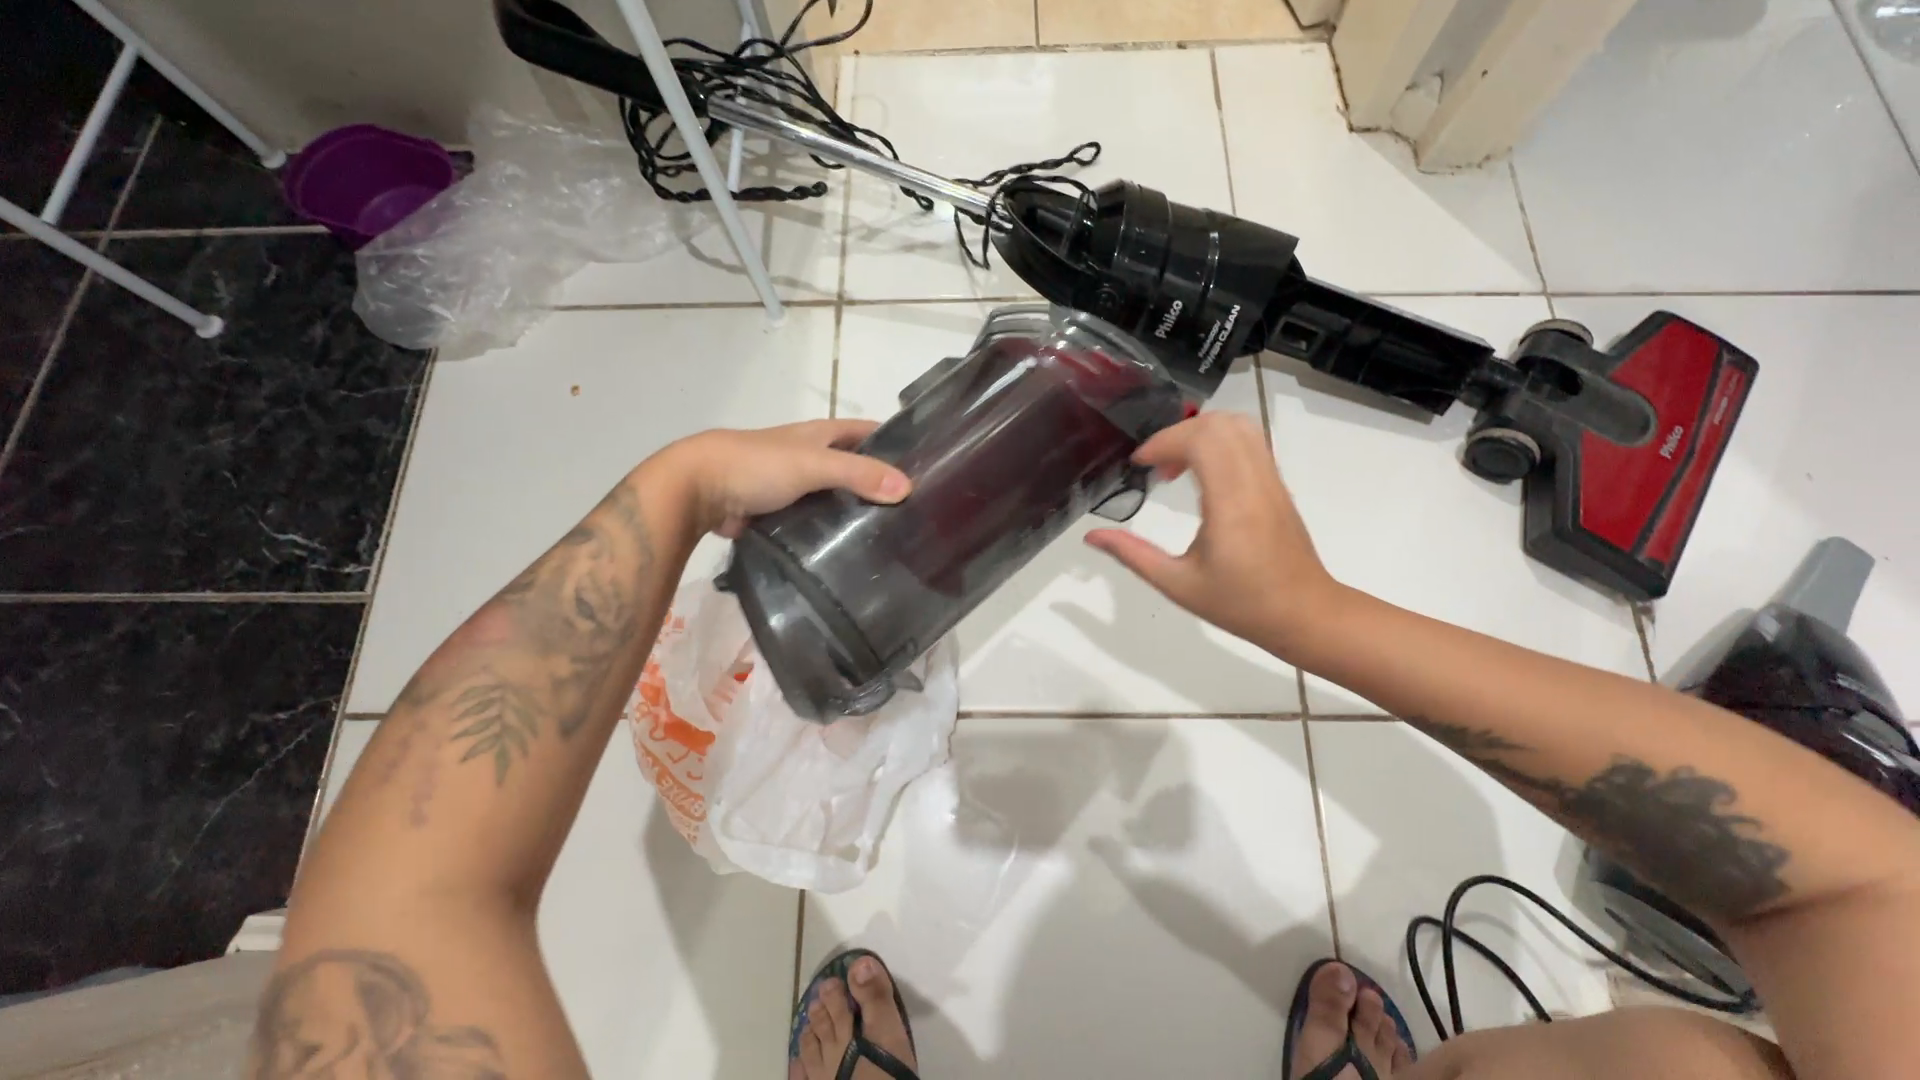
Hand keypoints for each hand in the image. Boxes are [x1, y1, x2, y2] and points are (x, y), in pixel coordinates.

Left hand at [658, 420, 911, 537]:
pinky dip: (829, 533)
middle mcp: (808, 457)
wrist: (698, 489)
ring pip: (833, 498)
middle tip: (914, 509)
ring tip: (892, 535)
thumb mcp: (813, 464)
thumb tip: (907, 487)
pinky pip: (812, 523)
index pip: (865, 431)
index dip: (893, 440)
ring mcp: (793, 487)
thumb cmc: (758, 465)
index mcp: (818, 435)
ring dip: (854, 512)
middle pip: (852, 467)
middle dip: (878, 482)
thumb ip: (858, 473)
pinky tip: (850, 551)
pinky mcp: (779, 514)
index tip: (927, 461)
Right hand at [1085, 412, 1343, 653]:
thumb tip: (1092, 536)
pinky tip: (1202, 475)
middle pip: (1219, 424)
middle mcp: (1255, 482)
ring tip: (1177, 465)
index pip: (1200, 441)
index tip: (1140, 465)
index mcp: (1230, 504)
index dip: (1164, 442)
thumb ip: (1133, 555)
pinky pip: (1251, 441)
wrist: (1304, 613)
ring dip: (1200, 433)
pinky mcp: (1278, 483)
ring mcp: (1271, 479)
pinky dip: (1220, 442)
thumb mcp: (1178, 585)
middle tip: (1156, 465)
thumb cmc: (1241, 604)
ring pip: (1239, 425)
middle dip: (1178, 433)